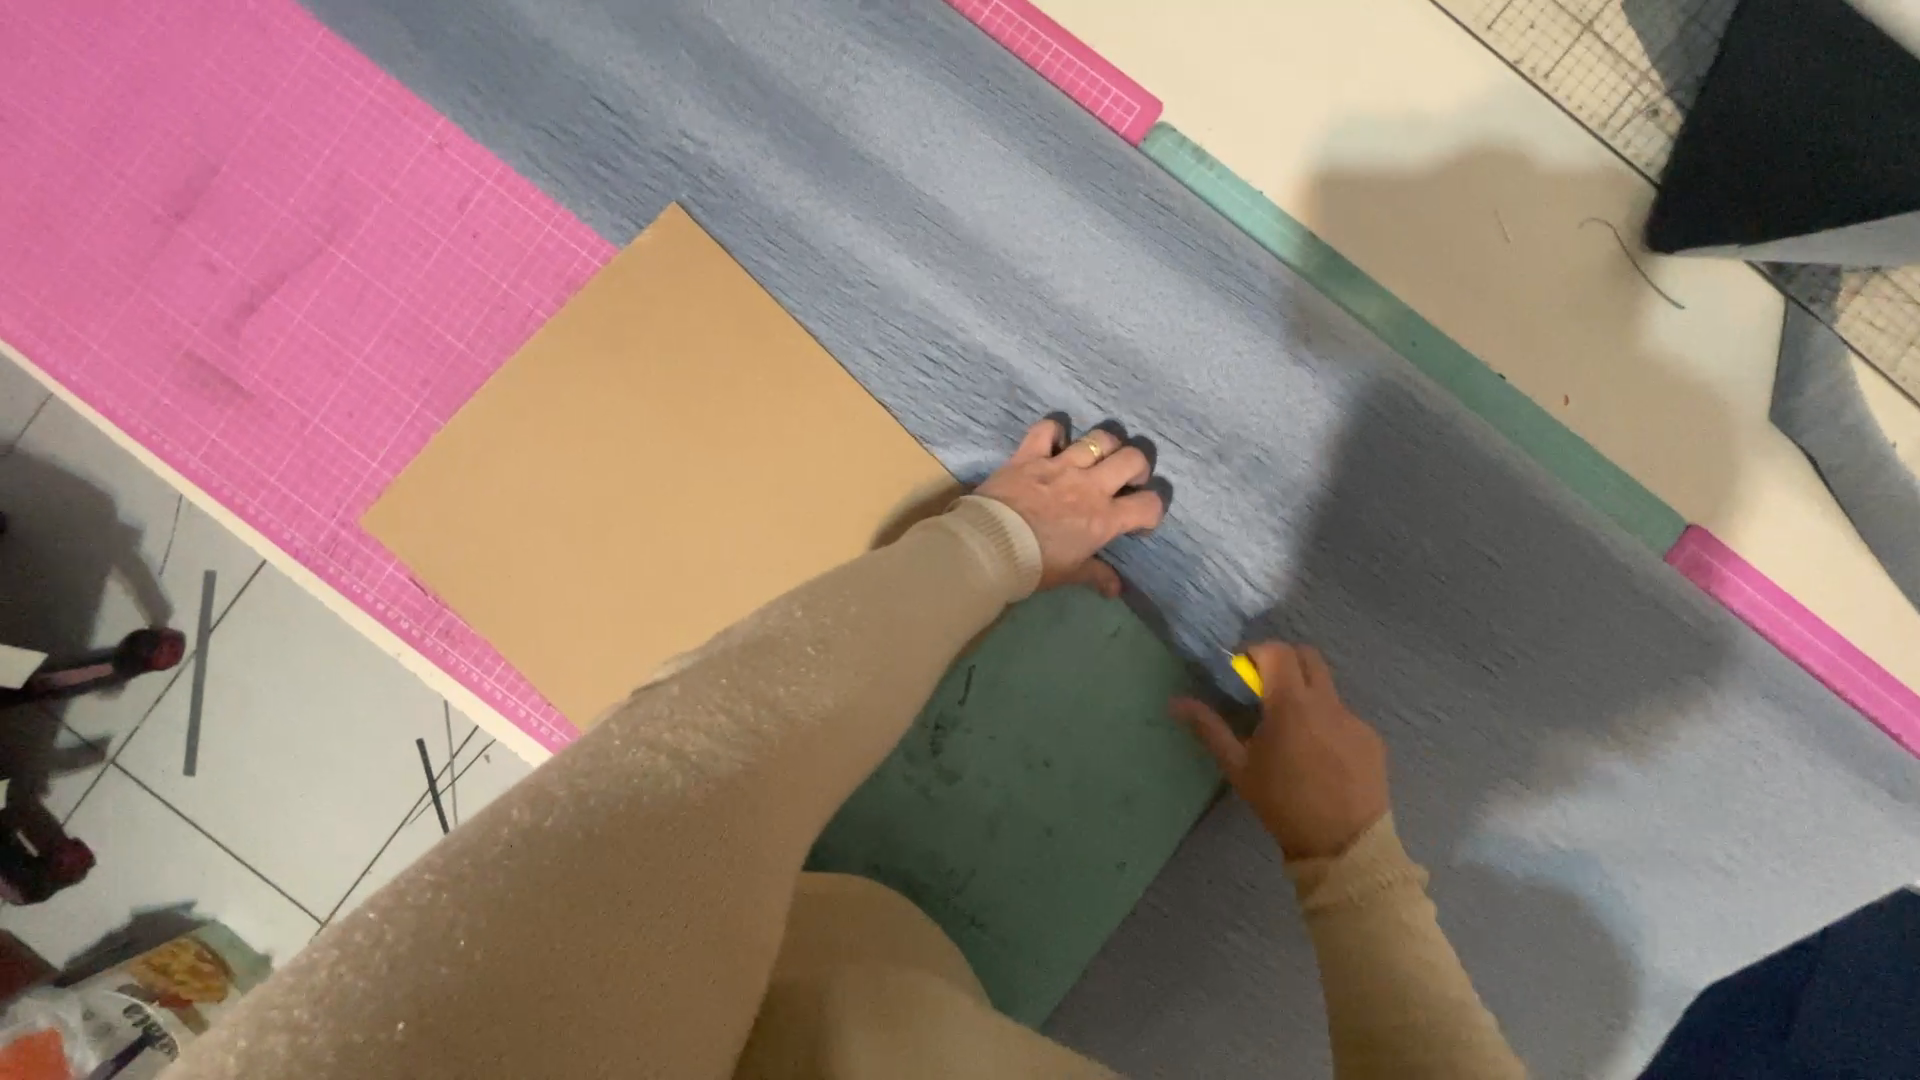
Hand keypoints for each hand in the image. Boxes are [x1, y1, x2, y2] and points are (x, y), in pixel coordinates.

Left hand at [973, 417, 1166, 595]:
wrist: (989, 546)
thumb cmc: (1032, 565)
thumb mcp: (1068, 574)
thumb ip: (1096, 575)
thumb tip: (1115, 589)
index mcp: (1104, 518)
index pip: (1148, 505)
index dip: (1152, 510)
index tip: (1139, 520)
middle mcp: (1089, 485)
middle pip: (1133, 458)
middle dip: (1138, 466)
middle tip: (1126, 479)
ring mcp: (1060, 465)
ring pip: (1100, 437)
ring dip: (1107, 444)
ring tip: (1098, 457)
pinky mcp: (1030, 454)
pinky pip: (1048, 428)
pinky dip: (1055, 430)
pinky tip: (1055, 441)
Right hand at [1172, 643, 1389, 860]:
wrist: (1343, 846)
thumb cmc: (1282, 803)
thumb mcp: (1238, 767)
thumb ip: (1208, 728)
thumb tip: (1175, 702)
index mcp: (1291, 704)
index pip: (1277, 651)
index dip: (1256, 652)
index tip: (1243, 673)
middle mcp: (1327, 703)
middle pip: (1308, 656)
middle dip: (1284, 661)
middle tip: (1265, 688)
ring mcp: (1354, 720)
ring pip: (1327, 687)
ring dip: (1305, 692)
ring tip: (1292, 731)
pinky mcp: (1372, 739)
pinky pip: (1344, 716)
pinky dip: (1326, 721)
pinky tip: (1318, 756)